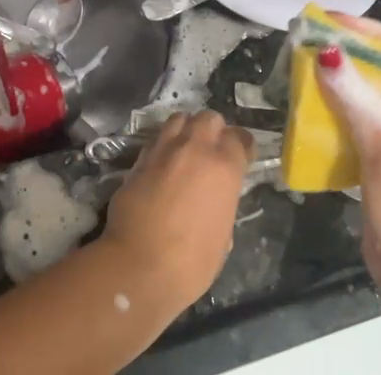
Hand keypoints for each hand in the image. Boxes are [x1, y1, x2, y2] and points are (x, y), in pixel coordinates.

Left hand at [99, 111, 254, 305]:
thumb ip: (223, 201)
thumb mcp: (224, 233)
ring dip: (186, 129)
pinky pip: (156, 139)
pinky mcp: (138, 158)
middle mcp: (193, 149)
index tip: (241, 154)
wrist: (142, 262)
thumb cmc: (193, 261)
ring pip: (178, 119)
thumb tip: (215, 196)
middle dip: (213, 129)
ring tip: (186, 149)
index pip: (239, 137)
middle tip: (212, 149)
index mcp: (224, 168)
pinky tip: (164, 163)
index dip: (241, 145)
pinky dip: (163, 144)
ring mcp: (163, 150)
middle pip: (208, 118)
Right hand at [312, 14, 380, 329]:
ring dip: (344, 85)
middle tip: (312, 37)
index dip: (372, 33)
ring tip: (306, 66)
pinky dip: (342, 116)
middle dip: (354, 55)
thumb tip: (327, 54)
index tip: (330, 18)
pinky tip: (314, 111)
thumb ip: (357, 105)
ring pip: (377, 105)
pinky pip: (367, 131)